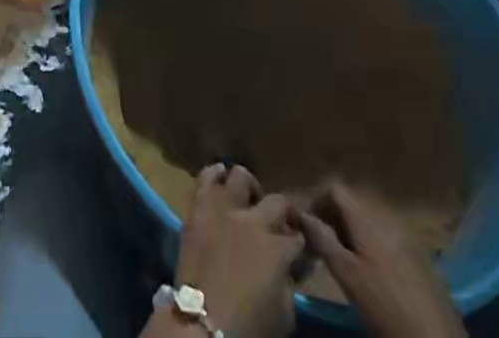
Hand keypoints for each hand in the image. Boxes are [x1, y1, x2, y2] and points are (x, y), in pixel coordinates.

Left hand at [170, 164, 306, 337]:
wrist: (201, 320)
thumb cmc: (249, 324)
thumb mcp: (285, 311)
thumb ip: (289, 280)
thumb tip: (289, 264)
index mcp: (279, 247)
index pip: (299, 235)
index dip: (301, 242)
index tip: (299, 248)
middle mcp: (253, 220)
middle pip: (277, 201)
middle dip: (283, 213)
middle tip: (278, 223)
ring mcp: (222, 209)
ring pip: (240, 176)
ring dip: (249, 186)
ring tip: (247, 196)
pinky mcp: (197, 207)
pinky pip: (205, 178)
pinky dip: (214, 174)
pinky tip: (219, 176)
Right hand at [296, 183, 465, 337]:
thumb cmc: (384, 305)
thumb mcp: (346, 274)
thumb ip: (321, 238)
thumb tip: (300, 213)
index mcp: (370, 221)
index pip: (336, 188)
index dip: (315, 198)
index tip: (302, 219)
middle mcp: (389, 221)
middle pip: (352, 202)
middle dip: (329, 214)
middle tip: (314, 237)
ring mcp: (406, 238)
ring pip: (367, 219)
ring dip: (346, 227)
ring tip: (335, 251)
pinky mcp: (417, 257)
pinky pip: (383, 234)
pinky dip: (366, 240)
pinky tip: (363, 265)